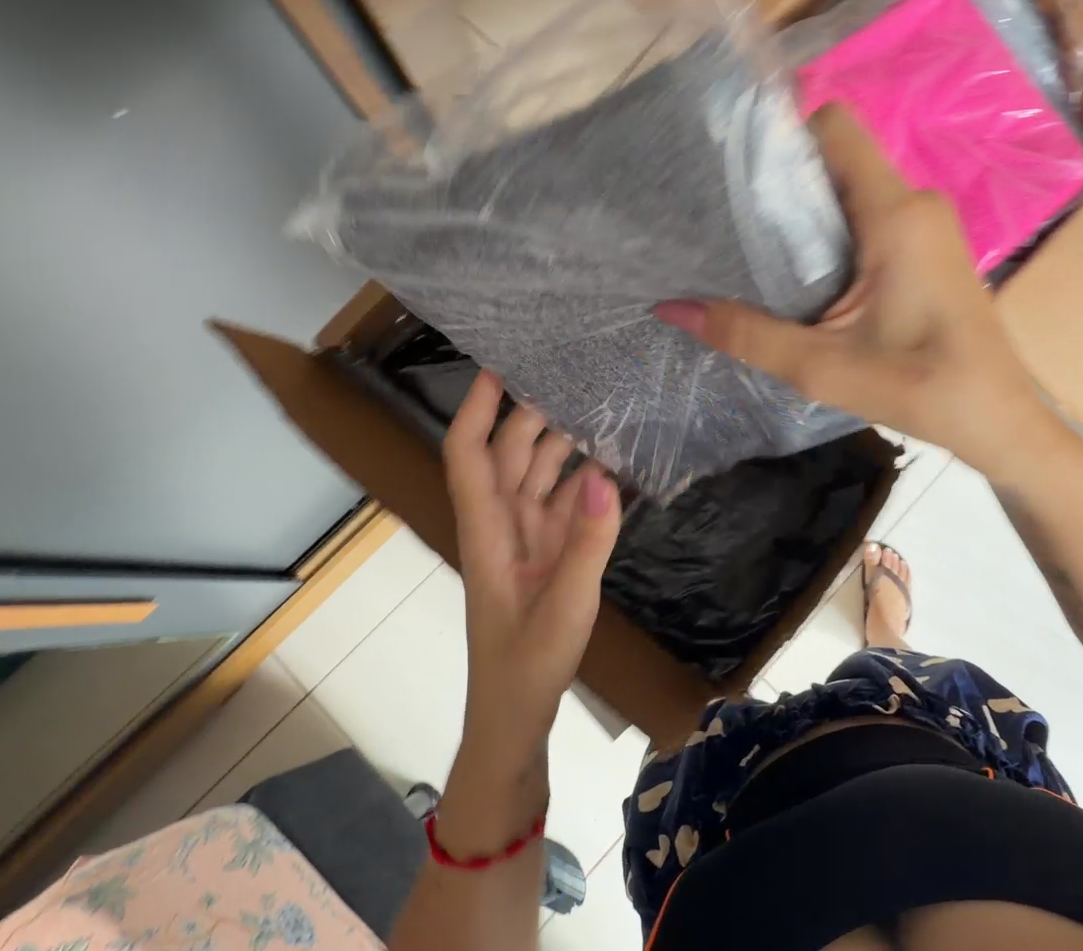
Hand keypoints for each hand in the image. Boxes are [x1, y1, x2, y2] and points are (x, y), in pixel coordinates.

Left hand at [443, 372, 620, 773]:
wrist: (517, 717)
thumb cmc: (526, 665)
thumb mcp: (564, 606)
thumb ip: (586, 542)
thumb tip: (603, 473)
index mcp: (486, 531)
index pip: (469, 455)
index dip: (477, 409)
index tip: (500, 365)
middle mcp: (503, 525)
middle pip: (510, 454)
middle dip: (533, 414)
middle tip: (576, 373)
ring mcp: (527, 540)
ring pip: (540, 476)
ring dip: (563, 443)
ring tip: (602, 404)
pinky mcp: (550, 555)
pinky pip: (565, 505)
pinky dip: (585, 481)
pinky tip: (614, 460)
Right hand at [653, 103, 1051, 473]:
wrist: (997, 420)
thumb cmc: (919, 388)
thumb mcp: (821, 367)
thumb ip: (744, 333)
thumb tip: (668, 308)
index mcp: (895, 213)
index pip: (834, 126)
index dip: (783, 135)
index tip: (735, 169)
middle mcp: (916, 202)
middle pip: (838, 158)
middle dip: (785, 181)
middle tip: (730, 217)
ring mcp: (929, 224)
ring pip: (854, 189)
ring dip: (808, 212)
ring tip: (758, 248)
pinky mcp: (931, 248)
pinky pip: (872, 216)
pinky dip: (835, 232)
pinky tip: (805, 274)